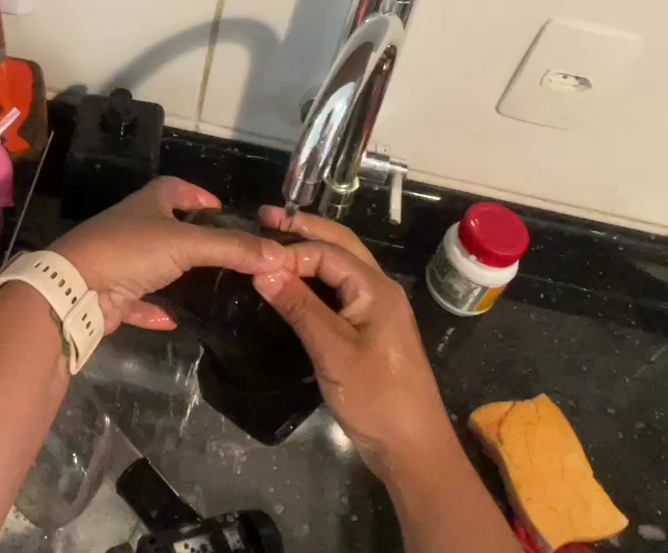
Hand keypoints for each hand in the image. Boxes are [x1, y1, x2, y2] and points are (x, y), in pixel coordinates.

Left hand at [49, 178, 287, 329]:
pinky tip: (175, 320)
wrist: (75, 287)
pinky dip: (155, 309)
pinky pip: (139, 301)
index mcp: (148, 203)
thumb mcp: (186, 244)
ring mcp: (120, 261)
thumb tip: (278, 253)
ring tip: (211, 286)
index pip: (176, 188)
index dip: (199, 195)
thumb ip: (231, 249)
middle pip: (167, 227)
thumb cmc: (130, 250)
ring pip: (154, 265)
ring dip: (176, 275)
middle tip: (226, 254)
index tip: (222, 211)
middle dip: (193, 238)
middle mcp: (133, 227)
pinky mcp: (112, 293)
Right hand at [251, 207, 451, 477]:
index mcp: (375, 288)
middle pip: (339, 245)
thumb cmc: (377, 398)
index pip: (327, 251)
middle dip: (303, 230)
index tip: (254, 255)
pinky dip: (313, 276)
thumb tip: (261, 269)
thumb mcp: (333, 351)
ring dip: (308, 250)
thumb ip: (299, 307)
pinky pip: (338, 288)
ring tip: (272, 242)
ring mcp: (374, 308)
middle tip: (264, 218)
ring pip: (339, 265)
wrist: (413, 450)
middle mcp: (377, 289)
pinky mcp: (367, 328)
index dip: (291, 249)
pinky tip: (291, 280)